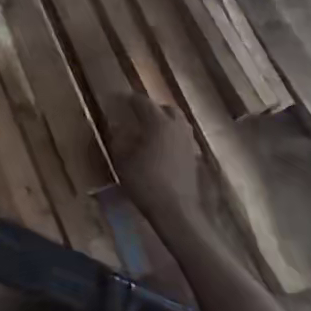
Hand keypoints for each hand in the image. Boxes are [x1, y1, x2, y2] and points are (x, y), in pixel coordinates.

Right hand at [110, 93, 204, 222]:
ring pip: (177, 121)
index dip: (129, 99)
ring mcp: (188, 140)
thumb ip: (118, 139)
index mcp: (158, 122)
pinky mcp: (194, 155)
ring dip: (164, 121)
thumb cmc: (145, 182)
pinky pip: (181, 136)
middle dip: (151, 108)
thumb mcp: (123, 161)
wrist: (176, 210)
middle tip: (137, 114)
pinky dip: (171, 136)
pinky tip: (162, 147)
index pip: (142, 102)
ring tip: (150, 129)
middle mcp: (176, 126)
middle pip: (165, 108)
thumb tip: (116, 126)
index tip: (118, 99)